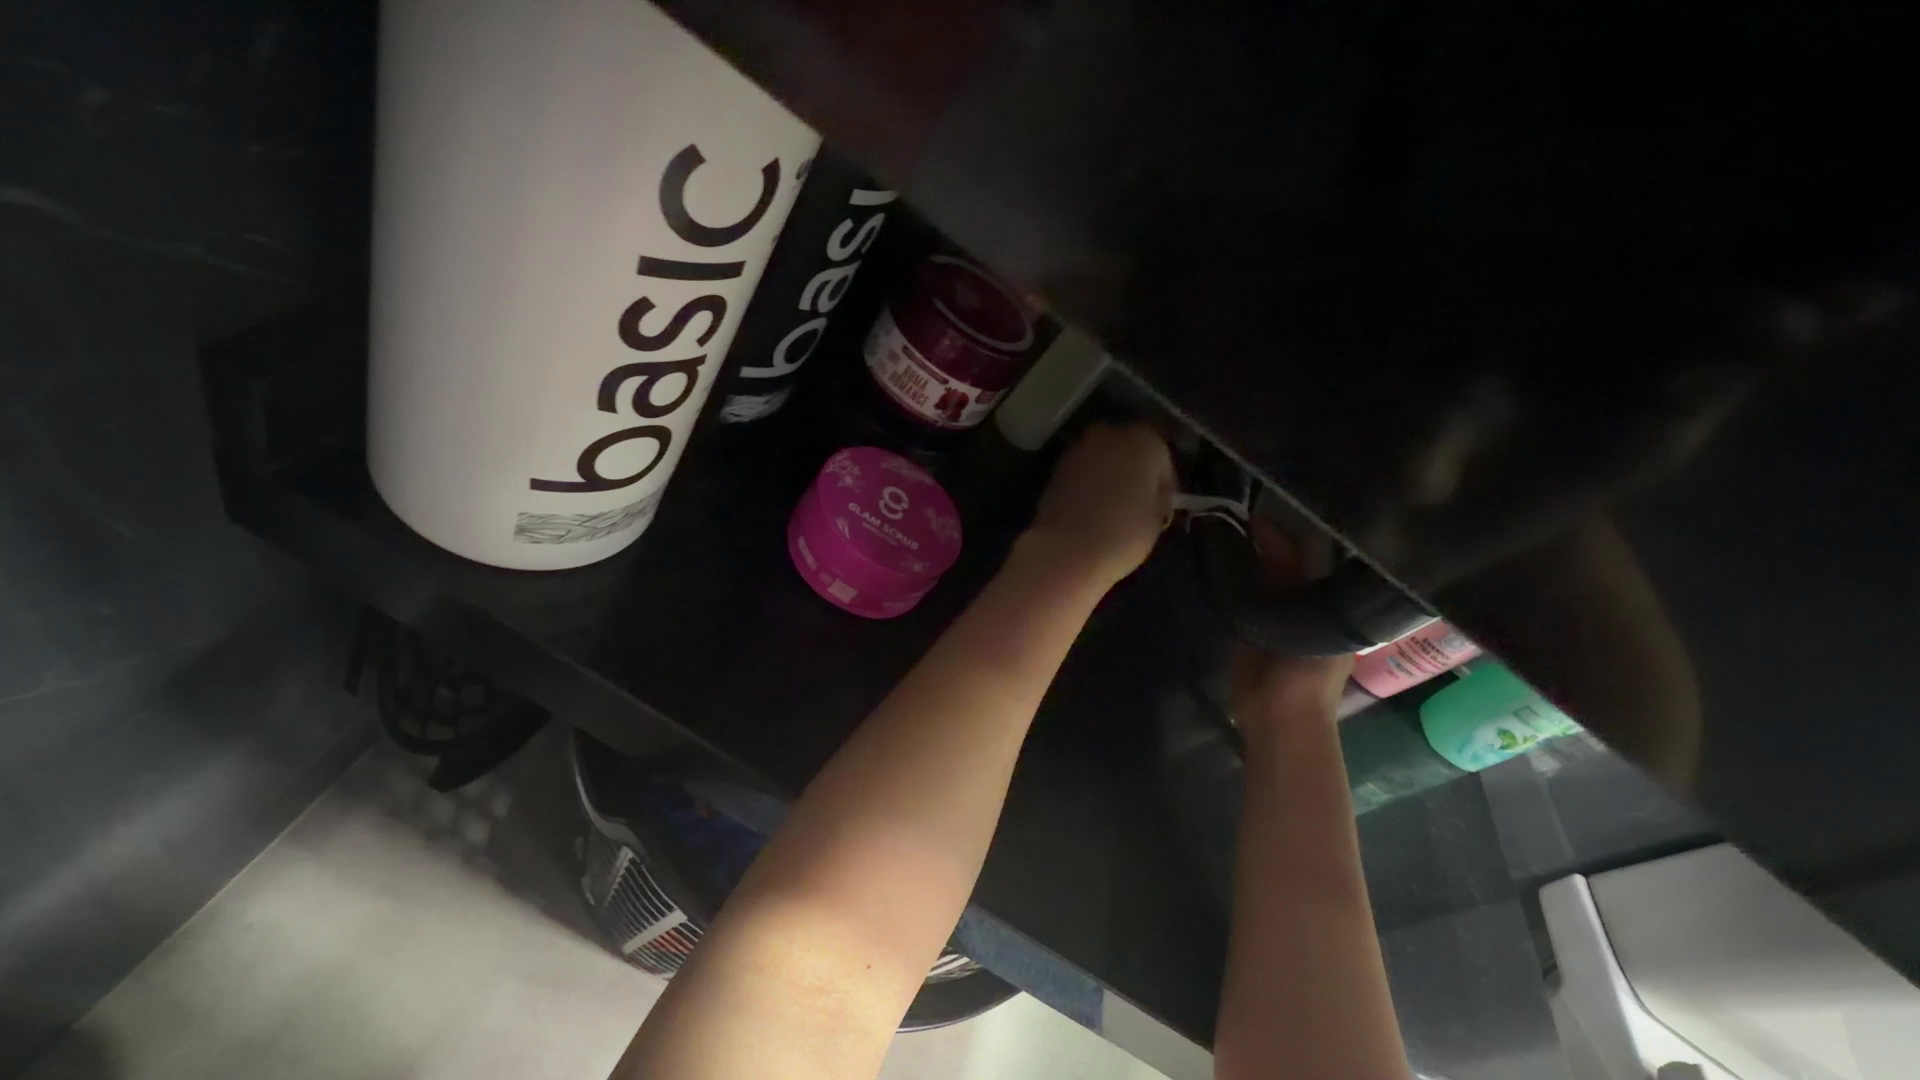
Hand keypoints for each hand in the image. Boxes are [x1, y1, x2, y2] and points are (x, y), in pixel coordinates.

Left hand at [1025, 423, 1174, 586]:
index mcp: (1144, 440)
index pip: (1163, 457)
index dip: (1164, 483)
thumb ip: (1158, 496)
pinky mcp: (1056, 466)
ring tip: (1112, 508)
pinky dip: (1088, 483)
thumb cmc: (1123, 534)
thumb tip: (1152, 493)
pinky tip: (1090, 509)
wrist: (1066, 549)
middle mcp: (1109, 434)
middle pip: (1130, 450)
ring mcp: (1078, 448)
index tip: (1162, 506)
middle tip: (1138, 503)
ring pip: (1103, 458)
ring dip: (1109, 475)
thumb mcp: (1158, 519)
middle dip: (1135, 472)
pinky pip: (1083, 472)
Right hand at [1230, 517, 1353, 740]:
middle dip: (1265, 540)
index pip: (1312, 556)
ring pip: (1260, 576)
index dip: (1292, 532)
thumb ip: (1309, 587)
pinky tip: (1214, 555)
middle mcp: (1304, 605)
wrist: (1278, 717)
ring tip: (1222, 524)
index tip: (1269, 507)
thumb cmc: (1308, 674)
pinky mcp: (1248, 629)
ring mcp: (1275, 617)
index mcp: (1329, 603)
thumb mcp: (1318, 624)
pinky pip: (1240, 595)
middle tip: (1237, 509)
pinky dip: (1230, 577)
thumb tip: (1296, 541)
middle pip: (1284, 563)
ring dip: (1245, 555)